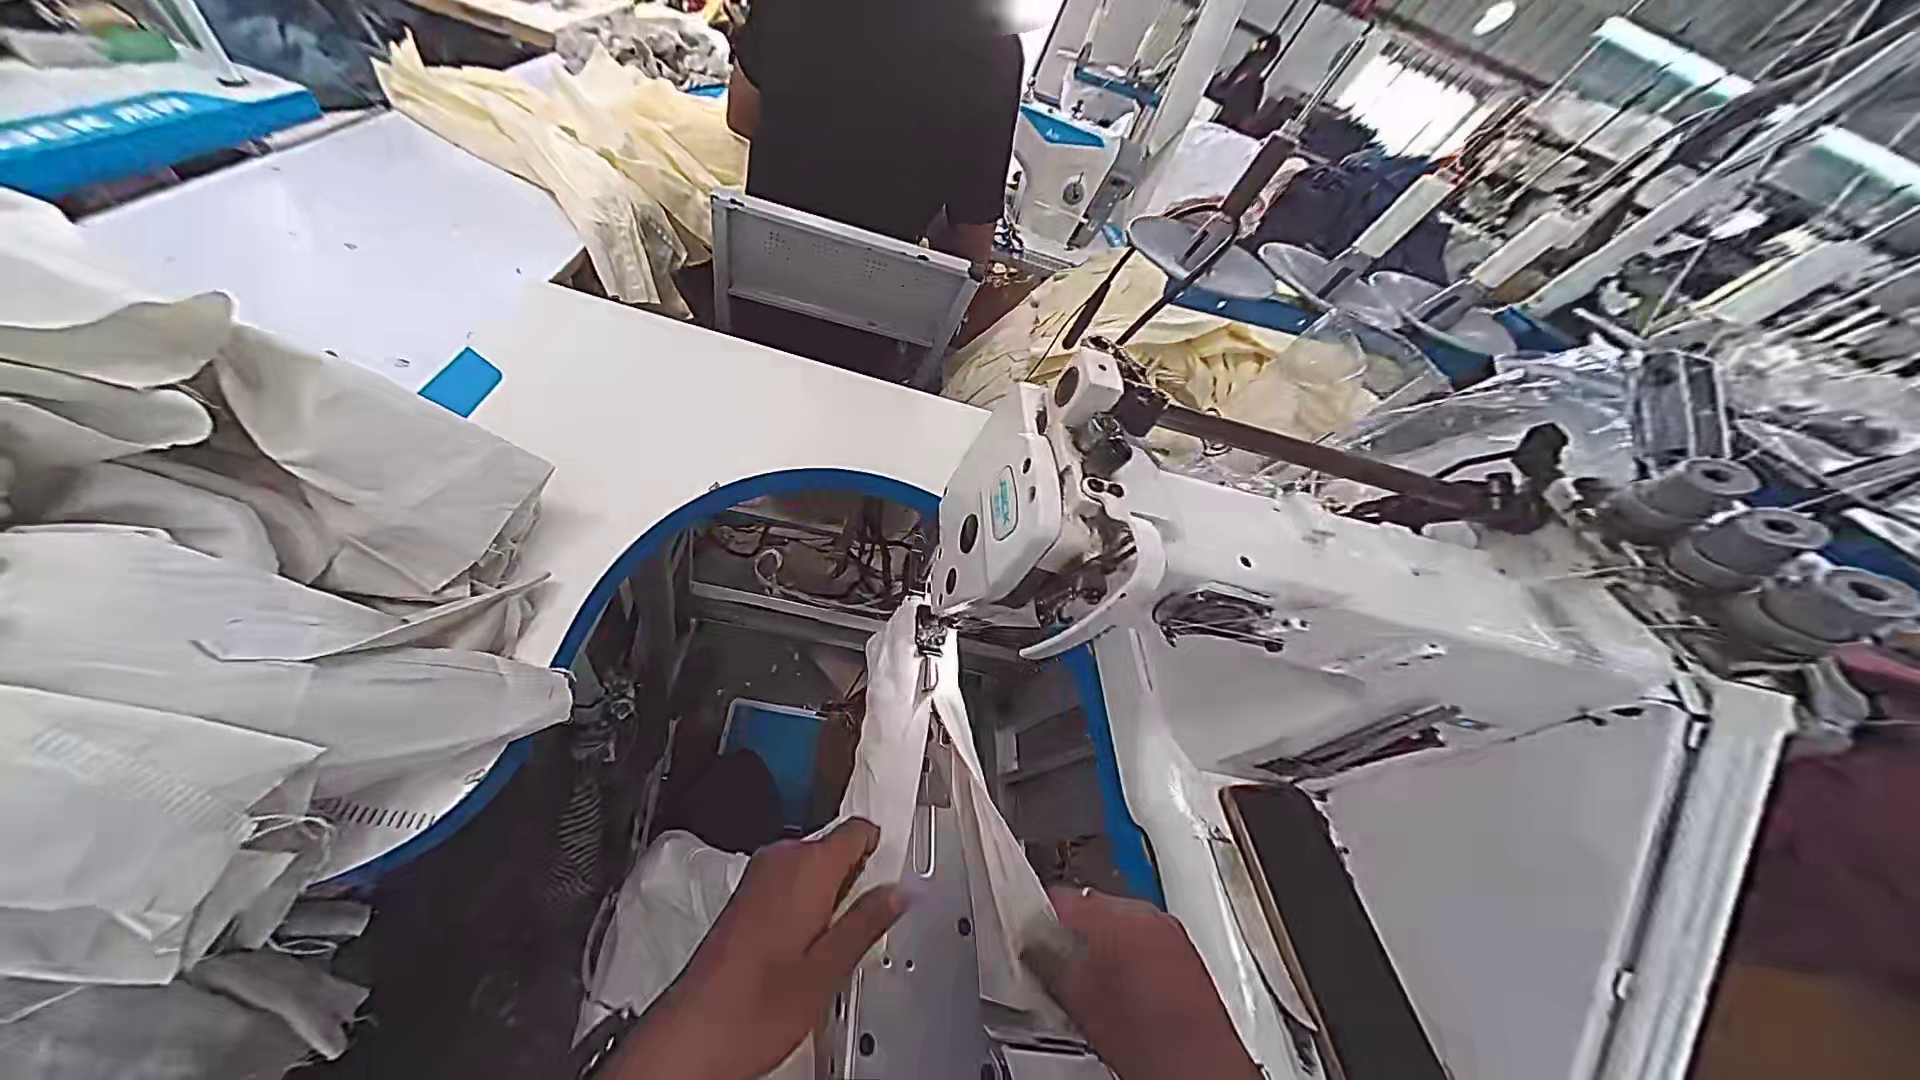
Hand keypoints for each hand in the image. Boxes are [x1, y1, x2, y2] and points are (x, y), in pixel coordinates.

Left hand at [611, 818, 907, 1079]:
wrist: (689, 1038)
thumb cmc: (749, 1009)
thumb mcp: (829, 970)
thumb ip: (869, 920)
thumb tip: (901, 892)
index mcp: (808, 866)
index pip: (860, 828)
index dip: (882, 849)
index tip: (893, 875)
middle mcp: (782, 859)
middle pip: (838, 845)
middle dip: (857, 877)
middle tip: (861, 924)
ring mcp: (760, 874)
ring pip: (815, 864)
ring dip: (831, 891)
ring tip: (829, 944)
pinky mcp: (747, 892)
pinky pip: (792, 878)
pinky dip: (807, 900)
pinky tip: (803, 945)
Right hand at [1023, 886, 1261, 1079]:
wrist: (1198, 1070)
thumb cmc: (1147, 1043)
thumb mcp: (1076, 998)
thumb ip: (1046, 958)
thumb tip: (1032, 943)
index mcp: (1109, 915)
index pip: (1059, 896)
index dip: (1039, 914)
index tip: (1030, 932)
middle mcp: (1140, 911)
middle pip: (1089, 904)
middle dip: (1072, 930)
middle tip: (1058, 961)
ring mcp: (1165, 927)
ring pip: (1117, 918)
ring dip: (1100, 939)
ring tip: (1092, 979)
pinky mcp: (1182, 945)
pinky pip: (1143, 932)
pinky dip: (1128, 950)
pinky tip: (1122, 985)